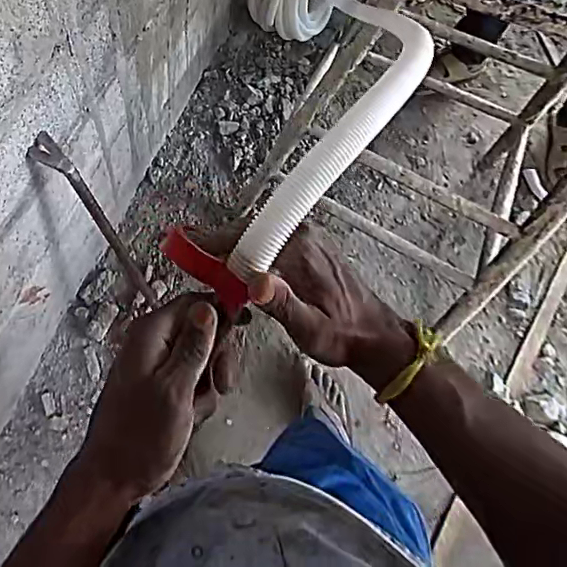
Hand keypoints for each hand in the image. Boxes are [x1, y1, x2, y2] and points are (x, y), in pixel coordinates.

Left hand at [67, 294, 236, 503]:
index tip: (242, 327)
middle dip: (216, 355)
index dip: (220, 312)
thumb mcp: (176, 389)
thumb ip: (194, 346)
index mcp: (152, 332)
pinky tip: (190, 415)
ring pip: (200, 356)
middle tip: (220, 382)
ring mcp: (157, 363)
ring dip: (208, 380)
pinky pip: (192, 378)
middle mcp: (153, 341)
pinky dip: (198, 395)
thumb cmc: (139, 436)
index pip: (194, 302)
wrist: (115, 477)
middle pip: (201, 328)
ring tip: (197, 406)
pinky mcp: (162, 384)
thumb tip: (209, 307)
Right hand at [199, 224, 414, 389]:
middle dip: (220, 241)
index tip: (191, 244)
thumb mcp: (310, 329)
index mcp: (301, 249)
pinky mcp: (306, 244)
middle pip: (248, 230)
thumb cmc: (344, 335)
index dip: (216, 240)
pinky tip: (237, 265)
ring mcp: (305, 236)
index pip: (247, 236)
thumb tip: (255, 283)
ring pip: (257, 234)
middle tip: (192, 252)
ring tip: (207, 258)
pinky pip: (269, 240)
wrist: (375, 335)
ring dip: (232, 245)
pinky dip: (249, 248)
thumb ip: (282, 304)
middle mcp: (302, 234)